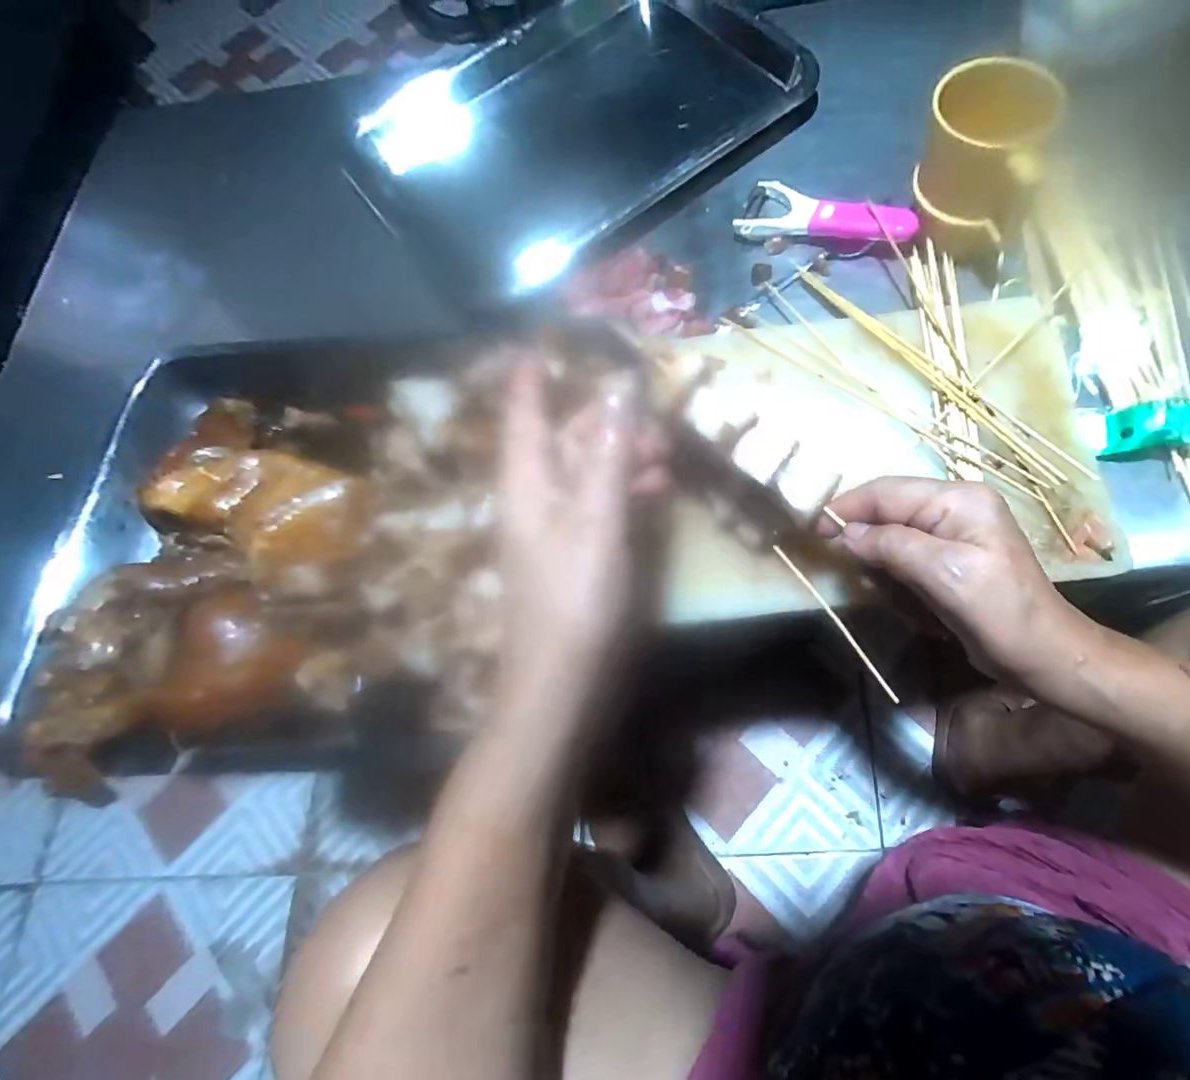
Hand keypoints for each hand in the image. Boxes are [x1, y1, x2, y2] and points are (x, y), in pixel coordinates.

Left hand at [495, 353, 657, 724]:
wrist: (565, 682)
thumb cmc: (576, 599)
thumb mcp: (597, 520)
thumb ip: (609, 454)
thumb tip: (620, 387)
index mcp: (527, 482)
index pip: (524, 413)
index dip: (530, 376)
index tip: (543, 339)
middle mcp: (538, 496)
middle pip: (567, 438)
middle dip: (607, 420)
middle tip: (656, 416)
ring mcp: (559, 527)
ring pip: (590, 471)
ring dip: (624, 455)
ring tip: (665, 455)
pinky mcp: (579, 552)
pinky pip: (601, 503)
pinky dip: (626, 490)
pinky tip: (656, 490)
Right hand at [818, 478, 1092, 687]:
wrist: (1043, 654)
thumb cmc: (1000, 613)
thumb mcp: (945, 575)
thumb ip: (894, 546)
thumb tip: (848, 533)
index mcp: (959, 499)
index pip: (889, 491)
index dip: (849, 507)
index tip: (815, 530)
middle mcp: (957, 508)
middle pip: (890, 513)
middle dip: (872, 547)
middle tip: (868, 583)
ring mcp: (956, 534)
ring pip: (895, 540)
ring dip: (889, 573)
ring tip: (908, 603)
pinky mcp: (953, 560)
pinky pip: (910, 562)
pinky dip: (903, 585)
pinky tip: (920, 609)